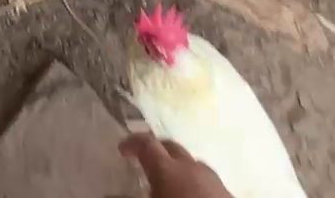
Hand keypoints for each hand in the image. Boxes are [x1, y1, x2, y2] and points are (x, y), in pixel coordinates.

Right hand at [120, 134, 234, 197]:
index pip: (145, 142)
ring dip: (180, 165)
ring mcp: (213, 180)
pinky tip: (195, 194)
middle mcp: (190, 166)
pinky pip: (210, 180)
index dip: (132, 142)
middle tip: (146, 159)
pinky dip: (198, 181)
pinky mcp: (229, 193)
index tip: (122, 150)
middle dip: (157, 149)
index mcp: (166, 167)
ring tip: (173, 179)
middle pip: (171, 146)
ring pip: (194, 163)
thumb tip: (106, 192)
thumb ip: (127, 196)